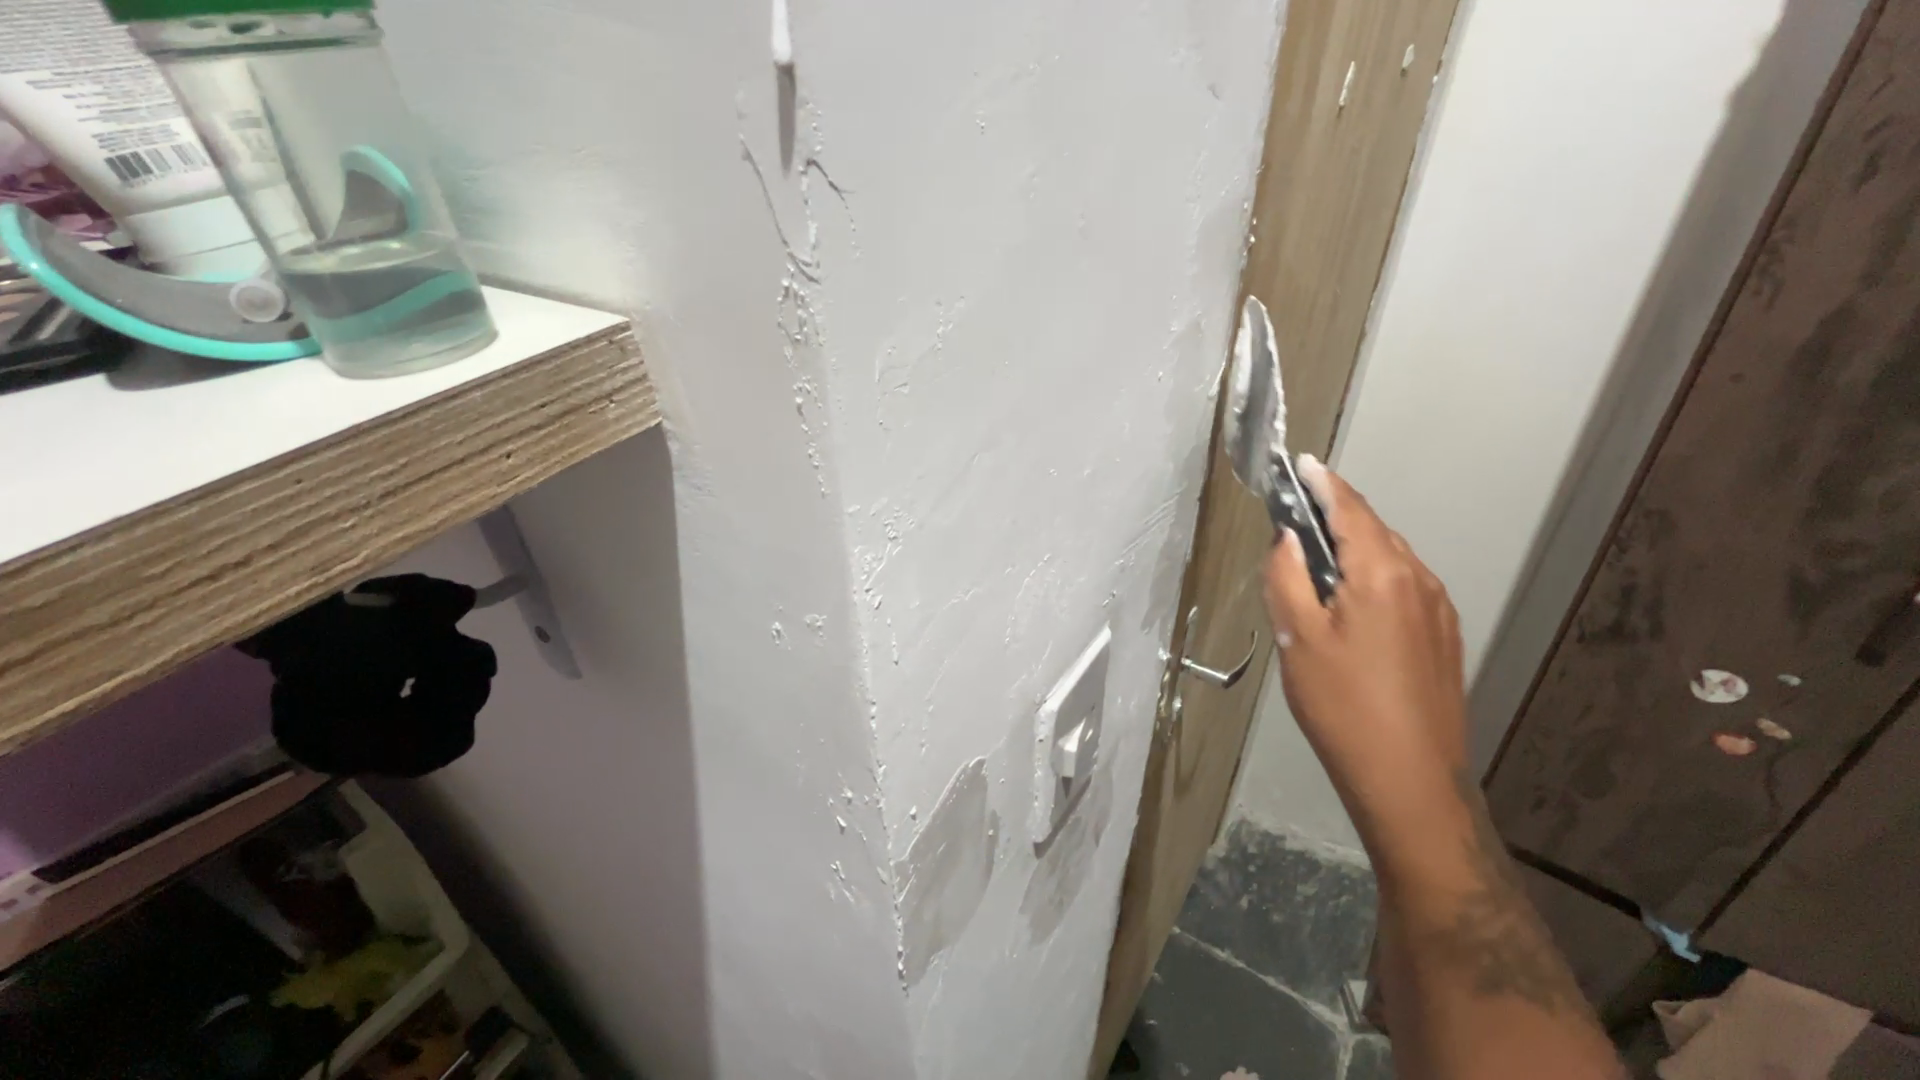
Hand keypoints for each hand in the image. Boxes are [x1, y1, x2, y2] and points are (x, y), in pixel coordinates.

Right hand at [1264, 458, 1467, 832]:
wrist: (1410, 778)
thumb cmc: (1342, 705)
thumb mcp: (1296, 638)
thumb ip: (1287, 577)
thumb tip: (1286, 538)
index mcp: (1381, 572)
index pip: (1349, 507)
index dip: (1322, 482)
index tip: (1301, 463)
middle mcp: (1419, 579)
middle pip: (1372, 530)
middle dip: (1334, 516)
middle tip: (1293, 521)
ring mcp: (1439, 609)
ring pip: (1390, 559)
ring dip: (1354, 549)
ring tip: (1316, 565)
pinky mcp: (1444, 637)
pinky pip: (1404, 587)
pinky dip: (1373, 577)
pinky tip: (1351, 606)